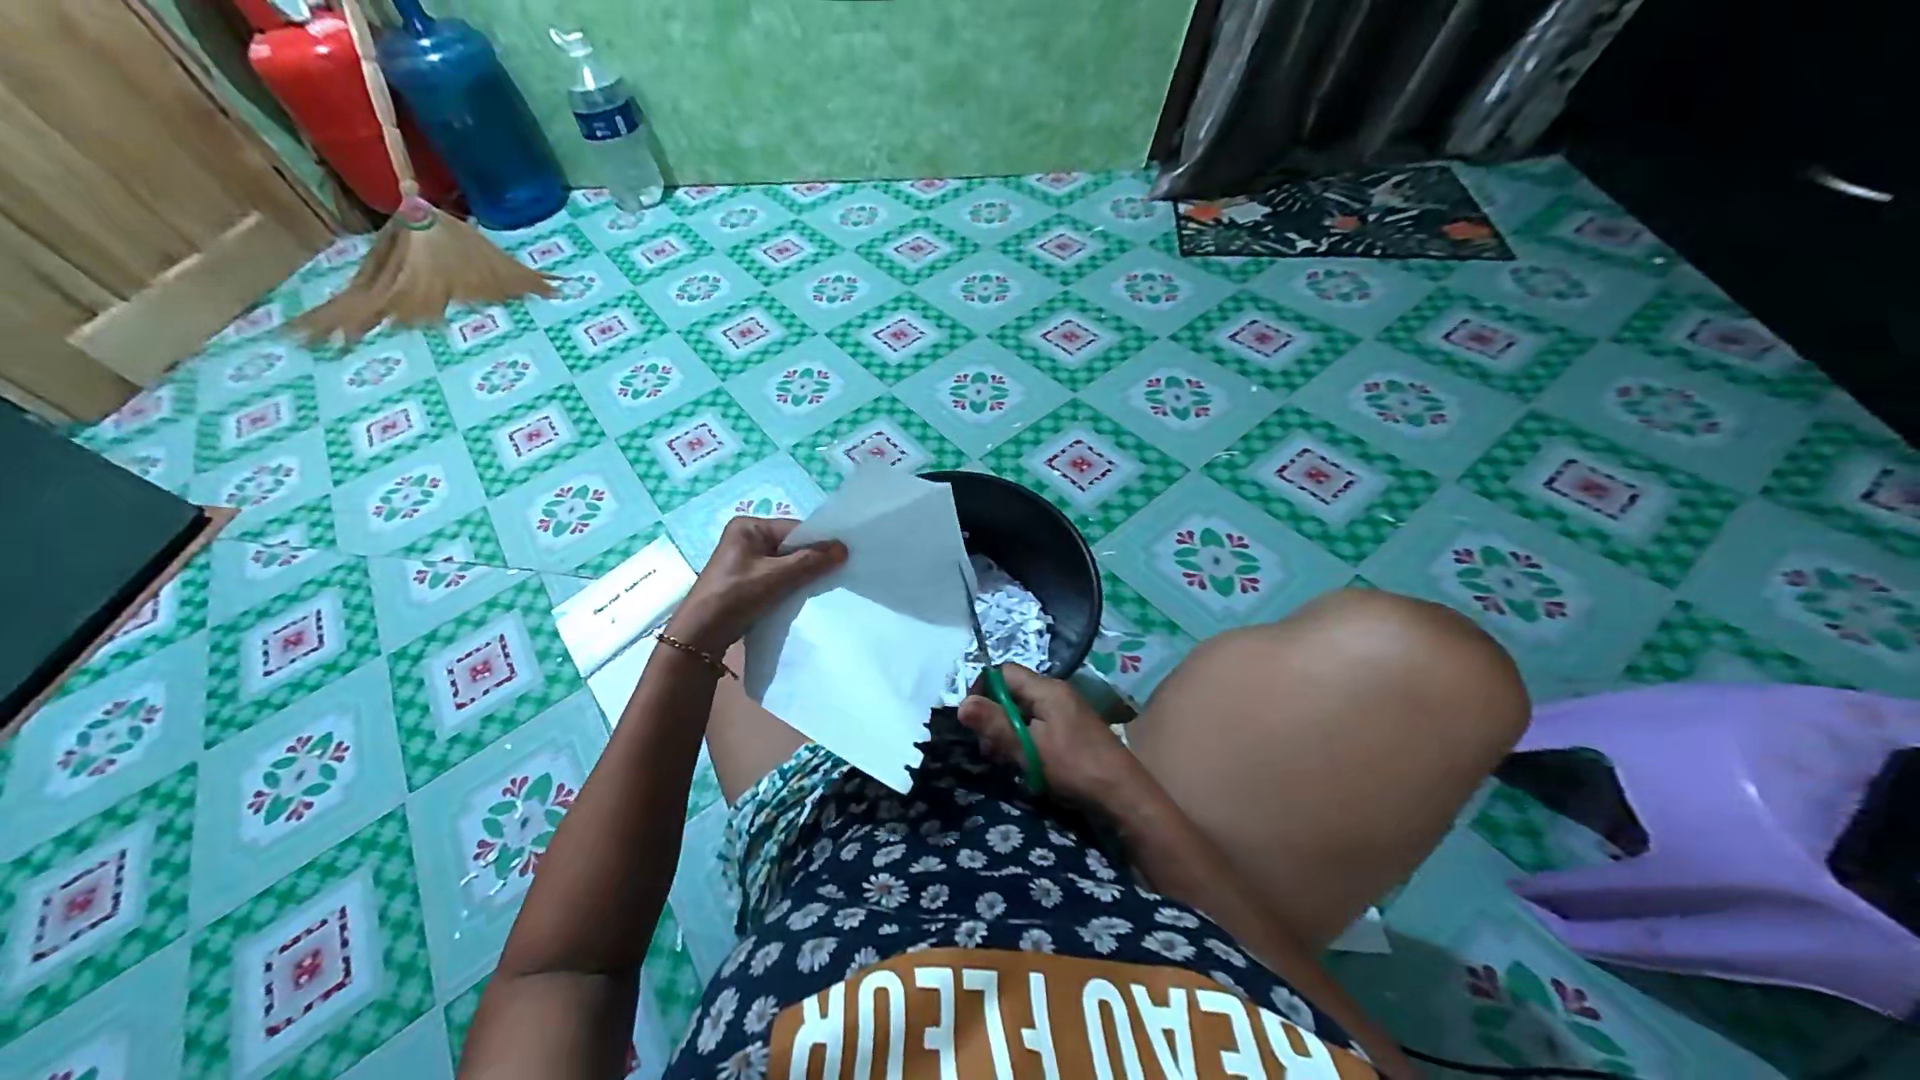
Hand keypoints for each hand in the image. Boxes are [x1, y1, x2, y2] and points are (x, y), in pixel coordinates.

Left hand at [664, 517, 845, 655]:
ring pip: (786, 562)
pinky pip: (778, 576)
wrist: (700, 635)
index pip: (794, 529)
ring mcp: (746, 560)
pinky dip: (792, 584)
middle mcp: (747, 538)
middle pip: (791, 545)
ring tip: (824, 585)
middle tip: (838, 572)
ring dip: (803, 574)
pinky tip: (805, 594)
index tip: (843, 557)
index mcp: (748, 527)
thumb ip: (809, 561)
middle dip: (812, 559)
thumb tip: (843, 547)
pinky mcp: (748, 580)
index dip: (819, 542)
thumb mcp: (775, 577)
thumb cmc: (734, 597)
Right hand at [957, 664, 1149, 808]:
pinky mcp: (1073, 730)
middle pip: (1014, 692)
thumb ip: (995, 724)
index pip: (1004, 672)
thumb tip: (962, 705)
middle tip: (987, 747)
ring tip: (1003, 758)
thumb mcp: (1029, 747)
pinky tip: (1026, 762)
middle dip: (994, 715)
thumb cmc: (1074, 767)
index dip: (983, 690)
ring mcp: (1068, 711)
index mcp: (1047, 689)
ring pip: (1026, 711)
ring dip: (1009, 731)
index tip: (974, 720)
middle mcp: (1058, 693)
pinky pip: (1040, 724)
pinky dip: (1026, 738)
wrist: (1123, 794)